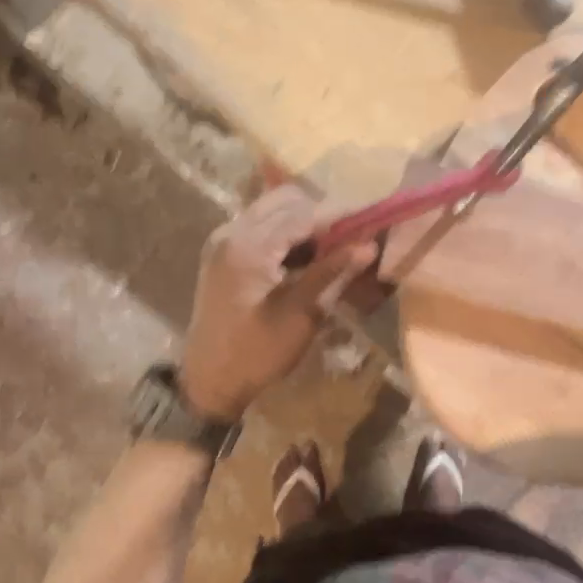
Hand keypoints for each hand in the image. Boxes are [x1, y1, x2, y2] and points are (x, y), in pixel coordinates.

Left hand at [177, 187, 375, 421]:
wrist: (209, 381)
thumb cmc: (256, 353)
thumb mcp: (300, 314)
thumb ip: (332, 273)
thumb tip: (369, 246)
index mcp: (249, 246)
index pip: (304, 214)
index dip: (342, 213)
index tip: (374, 214)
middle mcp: (232, 232)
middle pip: (286, 201)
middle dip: (322, 213)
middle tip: (353, 235)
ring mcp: (223, 241)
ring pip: (272, 210)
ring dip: (304, 222)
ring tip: (334, 247)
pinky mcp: (223, 254)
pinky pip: (260, 227)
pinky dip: (286, 233)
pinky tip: (306, 256)